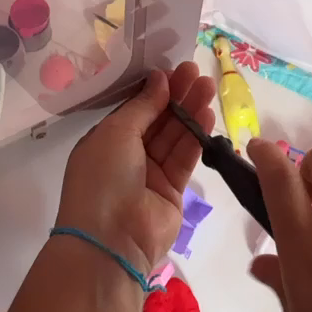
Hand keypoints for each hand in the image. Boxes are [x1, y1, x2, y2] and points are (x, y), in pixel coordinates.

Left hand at [55, 62, 216, 271]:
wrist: (110, 242)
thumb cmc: (103, 178)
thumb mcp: (116, 132)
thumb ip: (143, 106)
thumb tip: (160, 78)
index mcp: (106, 140)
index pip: (135, 109)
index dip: (154, 89)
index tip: (174, 69)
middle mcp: (127, 155)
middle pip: (157, 119)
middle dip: (177, 95)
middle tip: (196, 71)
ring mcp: (150, 174)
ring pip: (174, 135)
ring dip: (190, 110)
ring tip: (208, 85)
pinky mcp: (173, 191)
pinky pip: (185, 157)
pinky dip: (196, 135)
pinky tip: (207, 113)